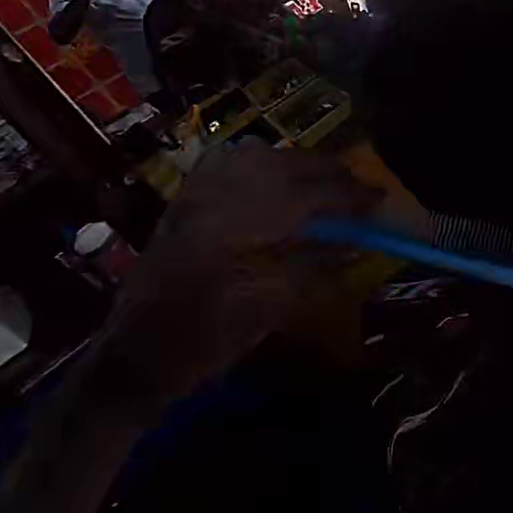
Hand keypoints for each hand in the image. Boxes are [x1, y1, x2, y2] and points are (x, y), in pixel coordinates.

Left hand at [91, 146, 378, 414]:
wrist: (132, 356)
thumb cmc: (202, 346)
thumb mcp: (266, 312)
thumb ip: (312, 267)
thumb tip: (356, 242)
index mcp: (233, 229)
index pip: (304, 197)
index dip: (346, 195)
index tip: (379, 197)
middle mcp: (212, 198)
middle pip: (282, 167)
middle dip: (326, 172)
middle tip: (360, 186)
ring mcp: (193, 193)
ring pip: (255, 156)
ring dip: (296, 163)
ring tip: (326, 177)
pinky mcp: (183, 198)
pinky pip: (226, 161)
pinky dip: (258, 161)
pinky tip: (273, 170)